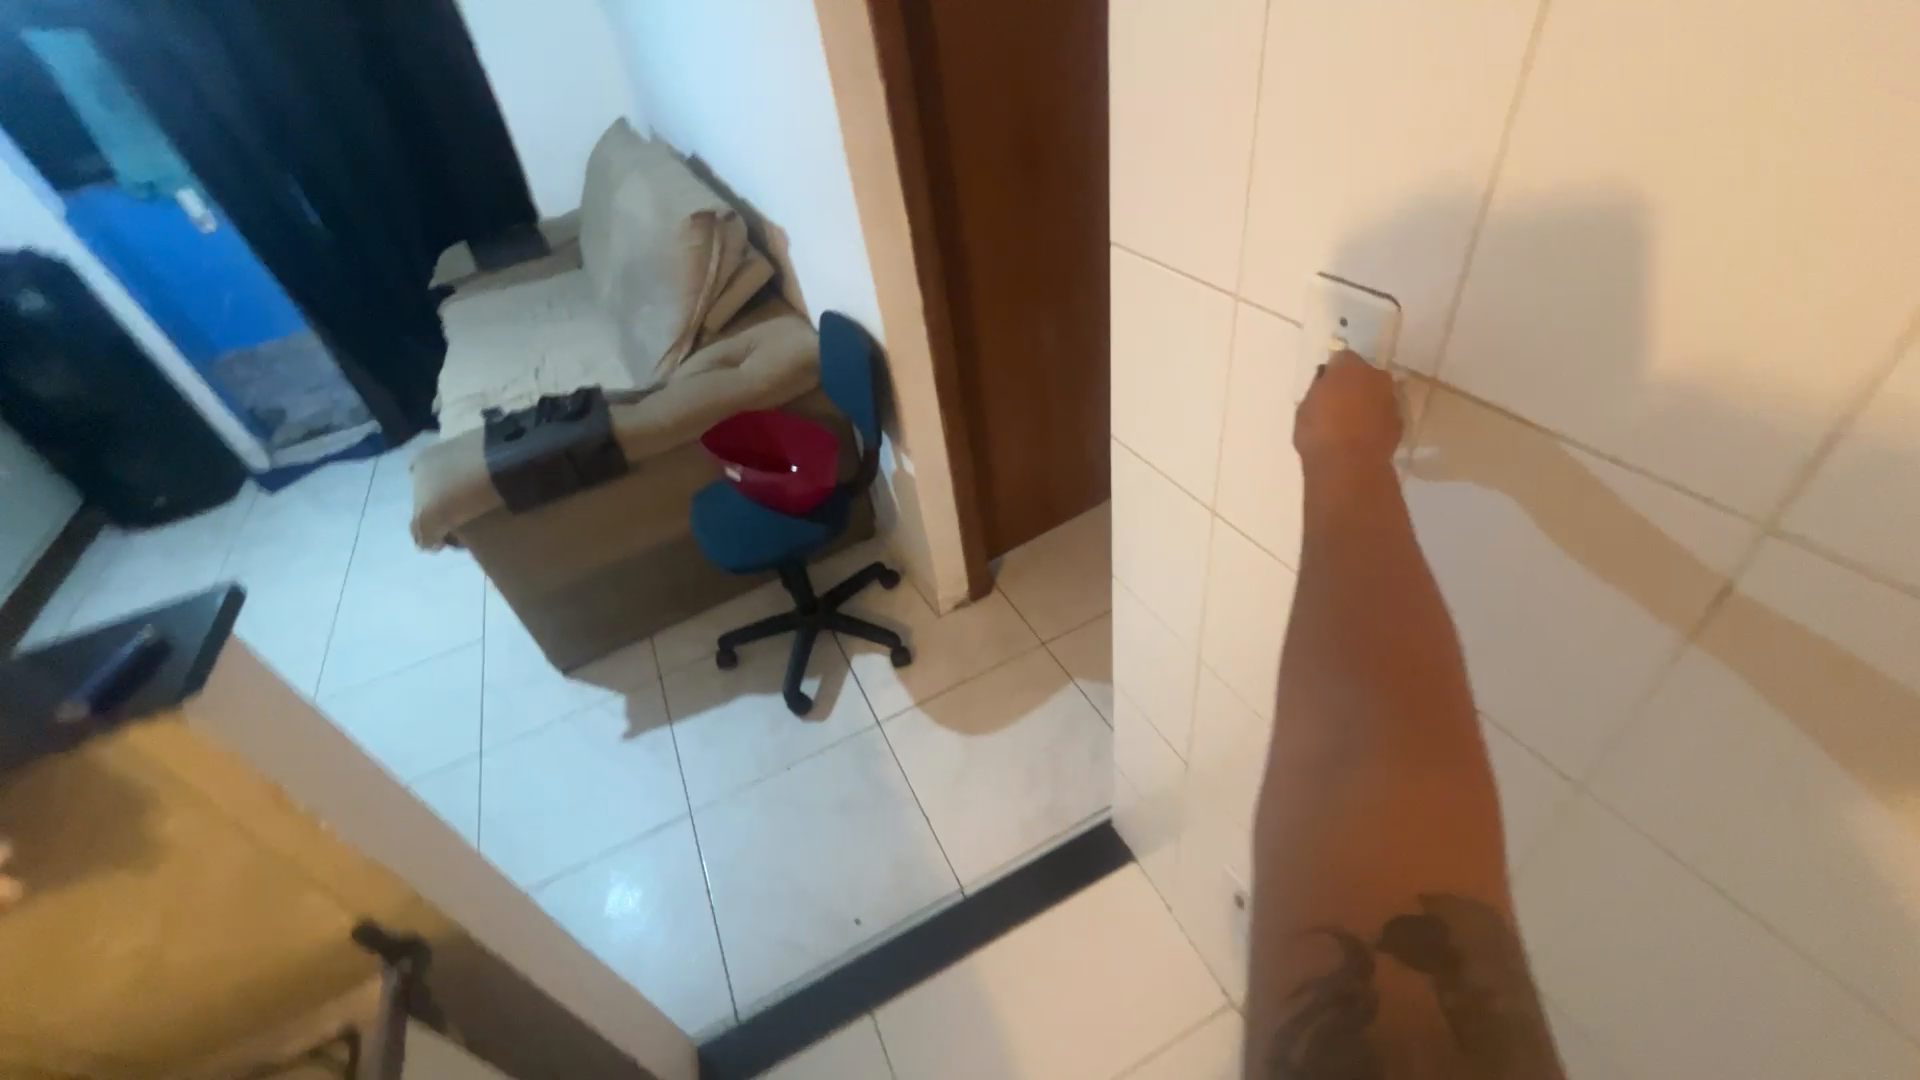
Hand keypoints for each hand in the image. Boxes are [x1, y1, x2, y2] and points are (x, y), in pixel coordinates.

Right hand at [1294, 350, 1402, 470]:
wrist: (1347, 465)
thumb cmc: (1317, 433)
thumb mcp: (1304, 408)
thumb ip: (1318, 391)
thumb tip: (1325, 385)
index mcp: (1349, 368)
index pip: (1341, 358)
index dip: (1332, 371)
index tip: (1323, 386)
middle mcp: (1376, 377)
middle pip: (1364, 374)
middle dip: (1353, 384)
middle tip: (1336, 404)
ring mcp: (1391, 399)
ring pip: (1377, 394)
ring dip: (1366, 402)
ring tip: (1349, 423)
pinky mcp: (1399, 422)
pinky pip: (1384, 415)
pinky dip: (1375, 421)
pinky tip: (1361, 436)